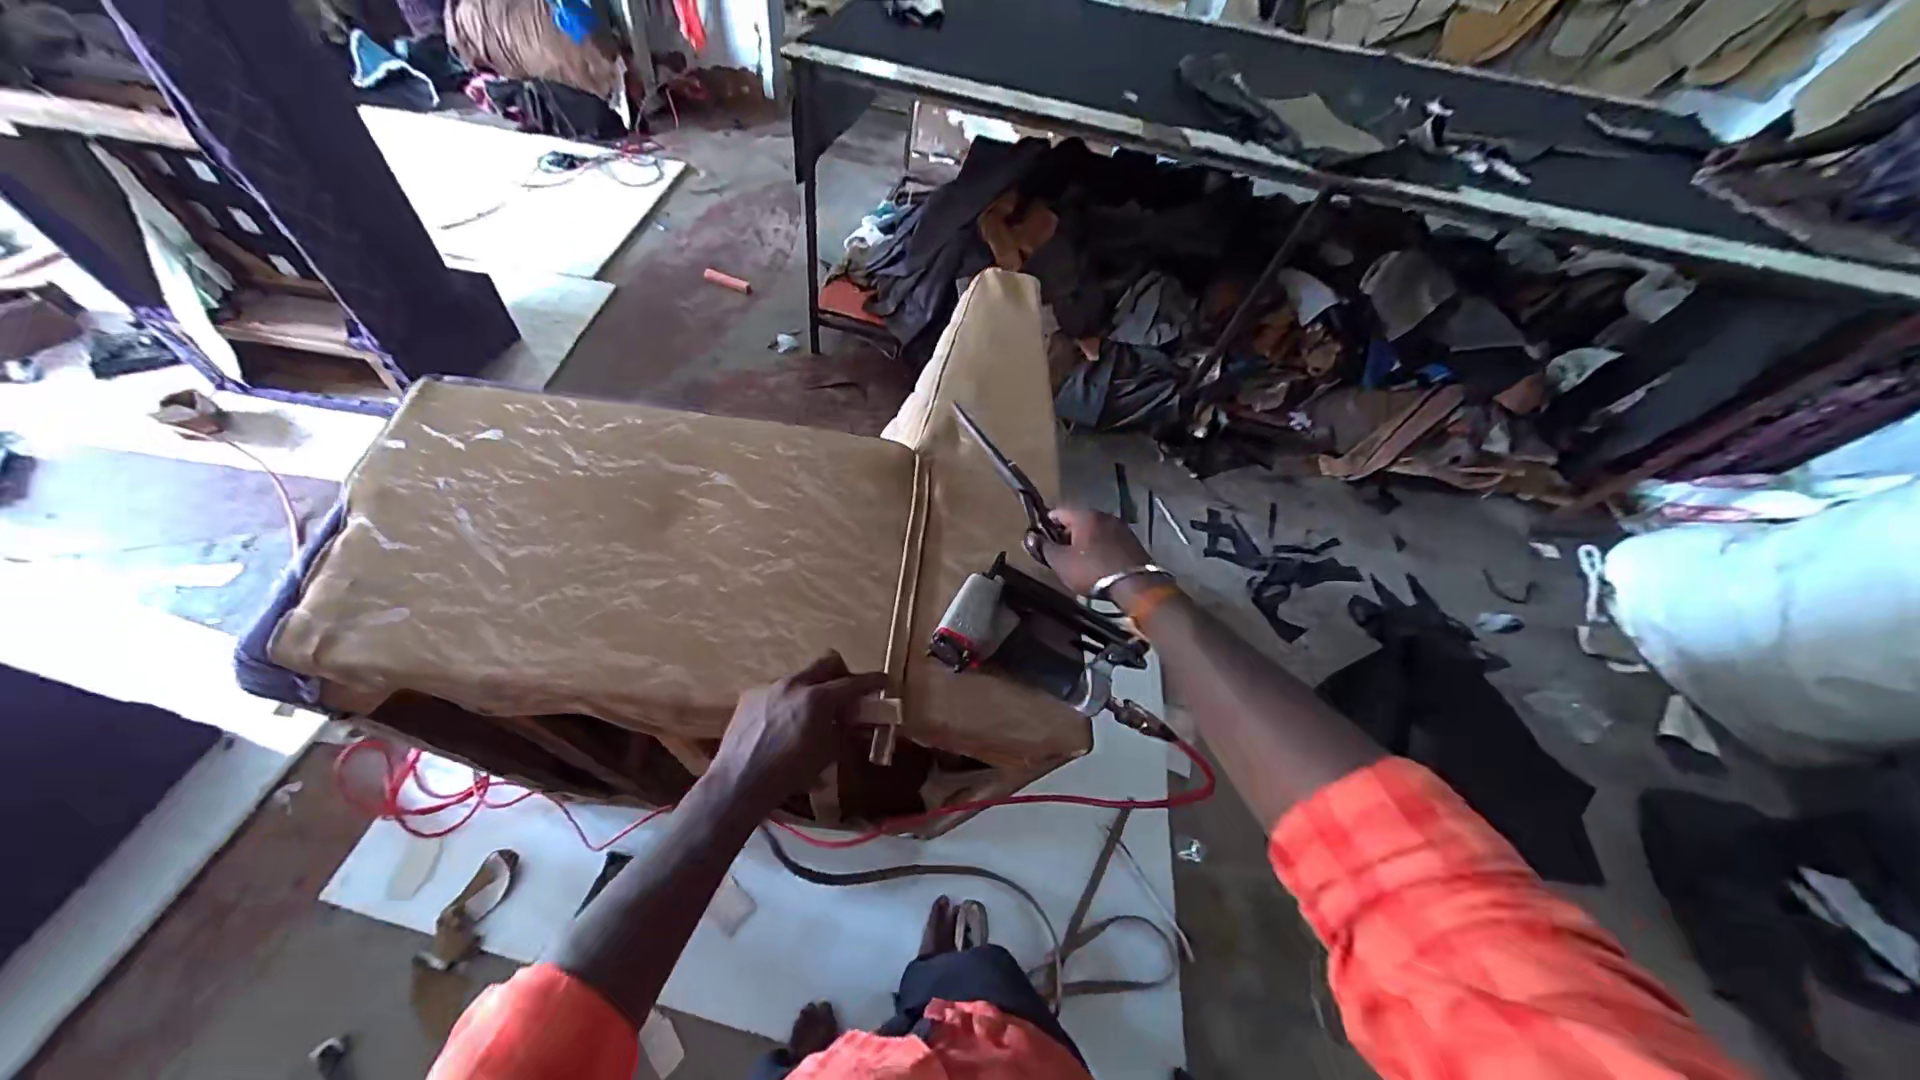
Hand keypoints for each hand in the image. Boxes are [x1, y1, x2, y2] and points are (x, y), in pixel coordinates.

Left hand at [707, 652, 887, 806]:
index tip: (883, 681)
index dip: (872, 681)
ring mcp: (769, 687)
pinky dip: (788, 702)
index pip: (853, 683)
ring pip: (800, 677)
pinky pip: (777, 691)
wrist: (739, 783)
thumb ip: (845, 730)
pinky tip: (782, 725)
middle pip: (827, 662)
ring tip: (810, 716)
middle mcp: (794, 684)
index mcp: (817, 698)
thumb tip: (857, 721)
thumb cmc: (789, 773)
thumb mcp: (827, 753)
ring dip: (813, 690)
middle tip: (846, 692)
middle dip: (842, 673)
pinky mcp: (750, 695)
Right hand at [1040, 506, 1151, 596]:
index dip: (1046, 524)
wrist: (1135, 585)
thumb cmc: (1092, 570)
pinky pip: (1108, 540)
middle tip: (1058, 553)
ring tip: (1077, 561)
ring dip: (1084, 542)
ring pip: (1094, 531)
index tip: (1040, 538)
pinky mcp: (1132, 541)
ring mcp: (1121, 527)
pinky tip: (1096, 564)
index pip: (1058, 511)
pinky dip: (1099, 548)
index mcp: (1085, 516)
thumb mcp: (1061, 562)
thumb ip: (1044, 547)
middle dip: (1066, 535)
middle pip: (1078, 521)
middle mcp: (1104, 515)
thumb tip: (1030, 537)